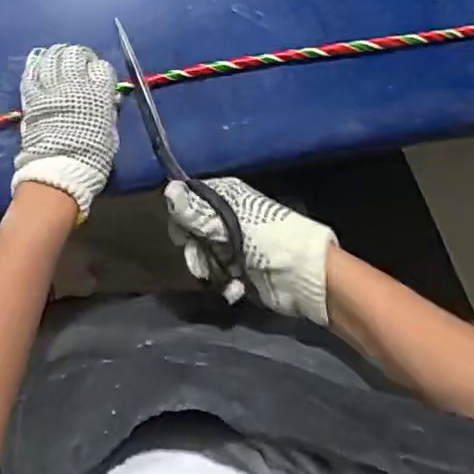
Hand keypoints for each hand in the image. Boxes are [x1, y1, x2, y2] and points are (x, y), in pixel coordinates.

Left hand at [10, 45, 116, 217]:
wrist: (59, 167)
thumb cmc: (91, 155)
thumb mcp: (108, 130)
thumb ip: (106, 109)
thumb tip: (107, 97)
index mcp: (98, 94)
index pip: (101, 69)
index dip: (99, 69)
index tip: (97, 72)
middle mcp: (74, 85)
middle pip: (75, 56)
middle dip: (79, 55)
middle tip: (79, 58)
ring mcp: (50, 89)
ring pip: (53, 59)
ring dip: (57, 54)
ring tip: (60, 54)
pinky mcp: (32, 97)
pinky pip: (33, 73)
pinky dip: (35, 64)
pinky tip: (38, 58)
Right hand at [165, 178, 336, 324]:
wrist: (305, 278)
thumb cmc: (268, 241)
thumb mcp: (227, 222)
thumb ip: (193, 210)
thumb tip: (168, 187)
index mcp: (224, 196)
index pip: (186, 199)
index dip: (180, 217)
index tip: (183, 234)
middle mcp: (224, 216)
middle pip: (189, 228)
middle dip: (192, 247)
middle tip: (199, 258)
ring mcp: (231, 242)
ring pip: (199, 252)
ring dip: (206, 266)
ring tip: (220, 276)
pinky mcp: (236, 267)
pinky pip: (215, 270)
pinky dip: (221, 279)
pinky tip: (233, 285)